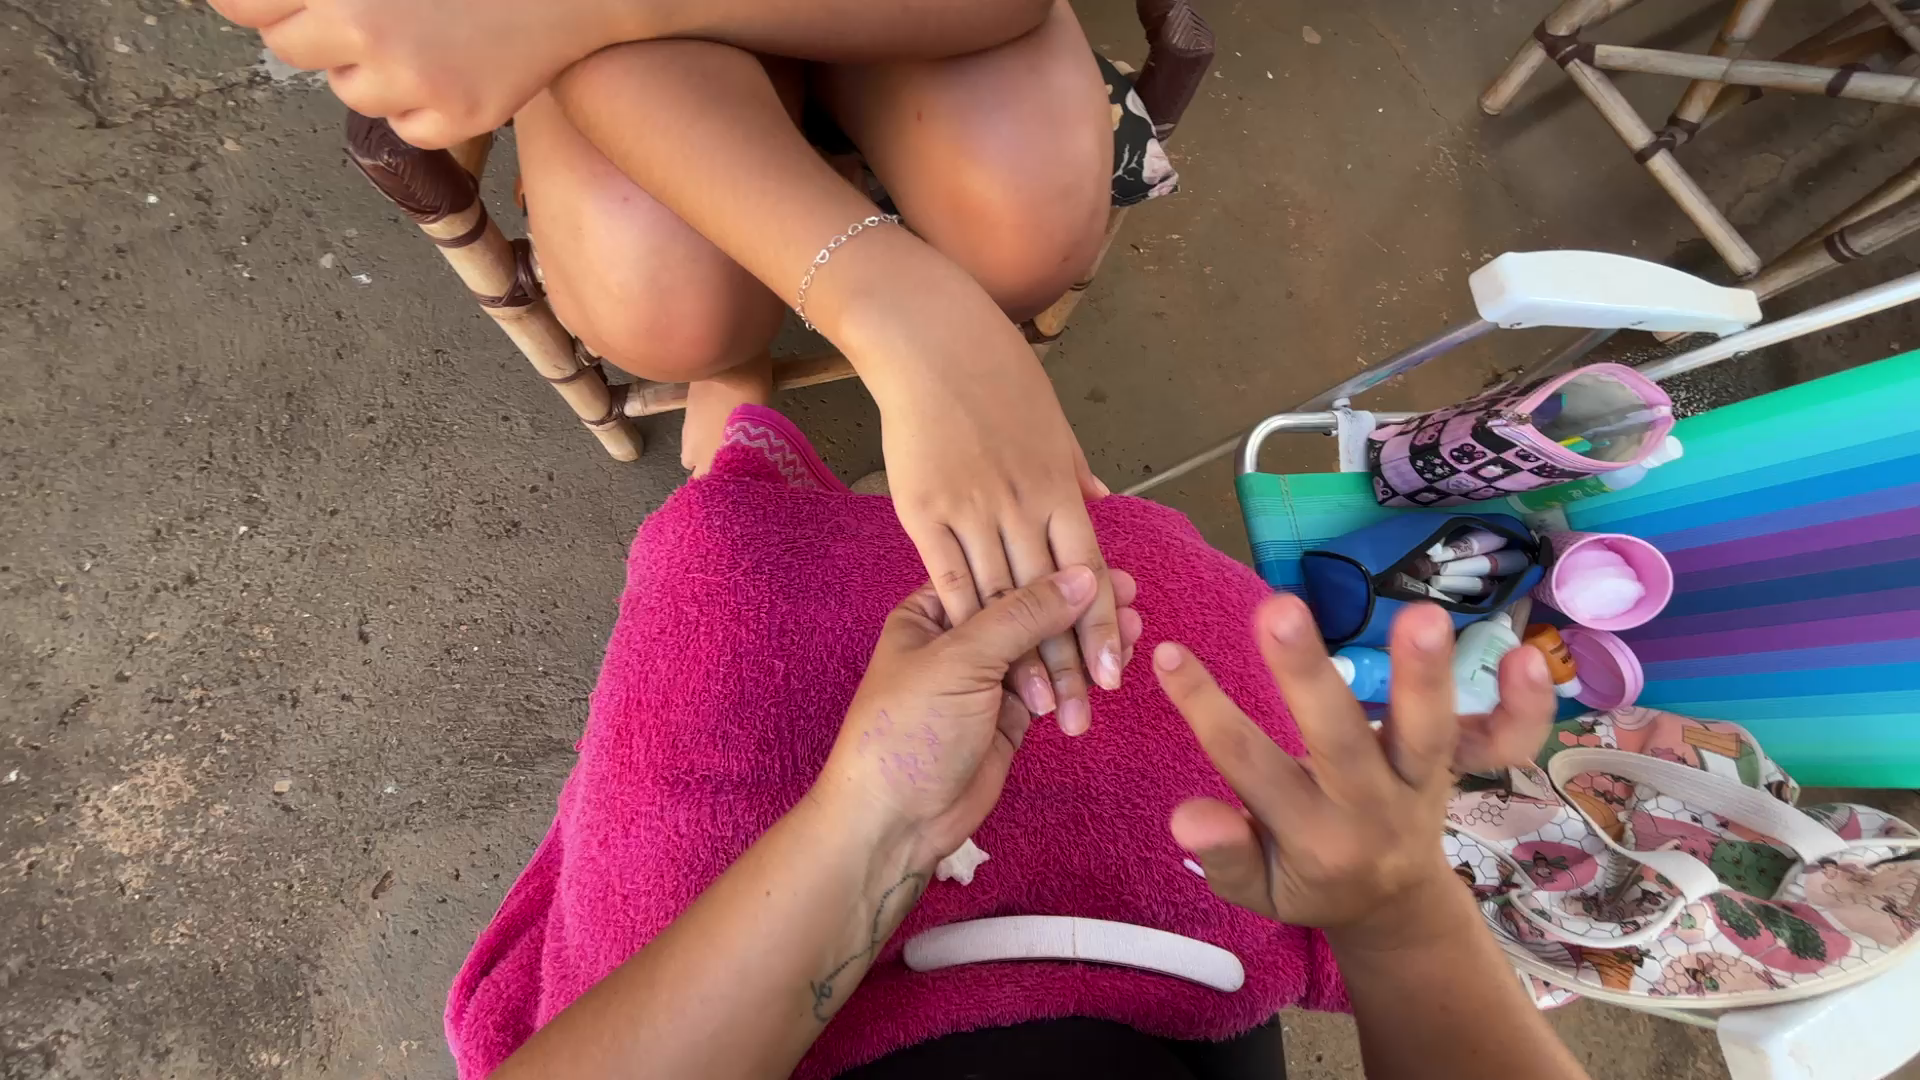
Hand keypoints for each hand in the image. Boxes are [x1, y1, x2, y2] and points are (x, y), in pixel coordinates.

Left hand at [208, 0, 619, 147]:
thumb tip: (251, 6)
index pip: (240, 3)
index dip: (264, 3)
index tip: (294, 4)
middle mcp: (363, 25)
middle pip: (290, 51)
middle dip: (320, 37)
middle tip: (371, 21)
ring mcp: (416, 78)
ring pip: (351, 94)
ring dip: (372, 76)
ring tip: (418, 46)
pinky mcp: (461, 116)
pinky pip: (409, 131)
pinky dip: (422, 111)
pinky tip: (450, 78)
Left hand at [816, 566, 1141, 868]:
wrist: (896, 821)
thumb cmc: (914, 725)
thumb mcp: (963, 659)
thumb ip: (1024, 615)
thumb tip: (1084, 576)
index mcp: (932, 612)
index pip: (998, 577)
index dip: (1048, 571)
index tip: (1100, 564)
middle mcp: (961, 639)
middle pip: (1027, 613)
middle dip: (1076, 606)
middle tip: (1129, 593)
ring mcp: (987, 679)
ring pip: (1045, 650)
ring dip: (1086, 640)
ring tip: (1132, 625)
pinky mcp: (1010, 715)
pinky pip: (1053, 686)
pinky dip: (1081, 676)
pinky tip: (1115, 660)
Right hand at [874, 340, 1122, 739]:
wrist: (930, 344)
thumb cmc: (999, 379)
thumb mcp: (1053, 424)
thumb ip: (1076, 472)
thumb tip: (1103, 501)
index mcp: (1057, 486)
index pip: (1088, 571)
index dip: (1102, 626)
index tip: (1113, 674)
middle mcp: (1020, 504)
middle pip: (1048, 599)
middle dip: (1065, 663)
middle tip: (1078, 717)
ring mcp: (970, 509)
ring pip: (1001, 600)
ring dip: (1018, 659)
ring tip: (1034, 708)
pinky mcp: (922, 512)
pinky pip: (949, 576)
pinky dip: (968, 623)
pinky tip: (978, 663)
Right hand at [1153, 596, 1553, 948]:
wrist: (1394, 905)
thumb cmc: (1307, 881)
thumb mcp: (1256, 886)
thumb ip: (1224, 852)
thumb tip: (1184, 815)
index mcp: (1313, 839)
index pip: (1249, 767)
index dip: (1204, 708)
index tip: (1168, 654)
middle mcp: (1371, 810)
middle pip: (1339, 740)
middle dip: (1307, 675)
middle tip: (1279, 611)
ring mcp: (1422, 786)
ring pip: (1428, 733)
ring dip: (1425, 676)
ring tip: (1421, 617)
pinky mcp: (1458, 771)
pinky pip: (1501, 745)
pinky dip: (1521, 708)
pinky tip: (1525, 657)